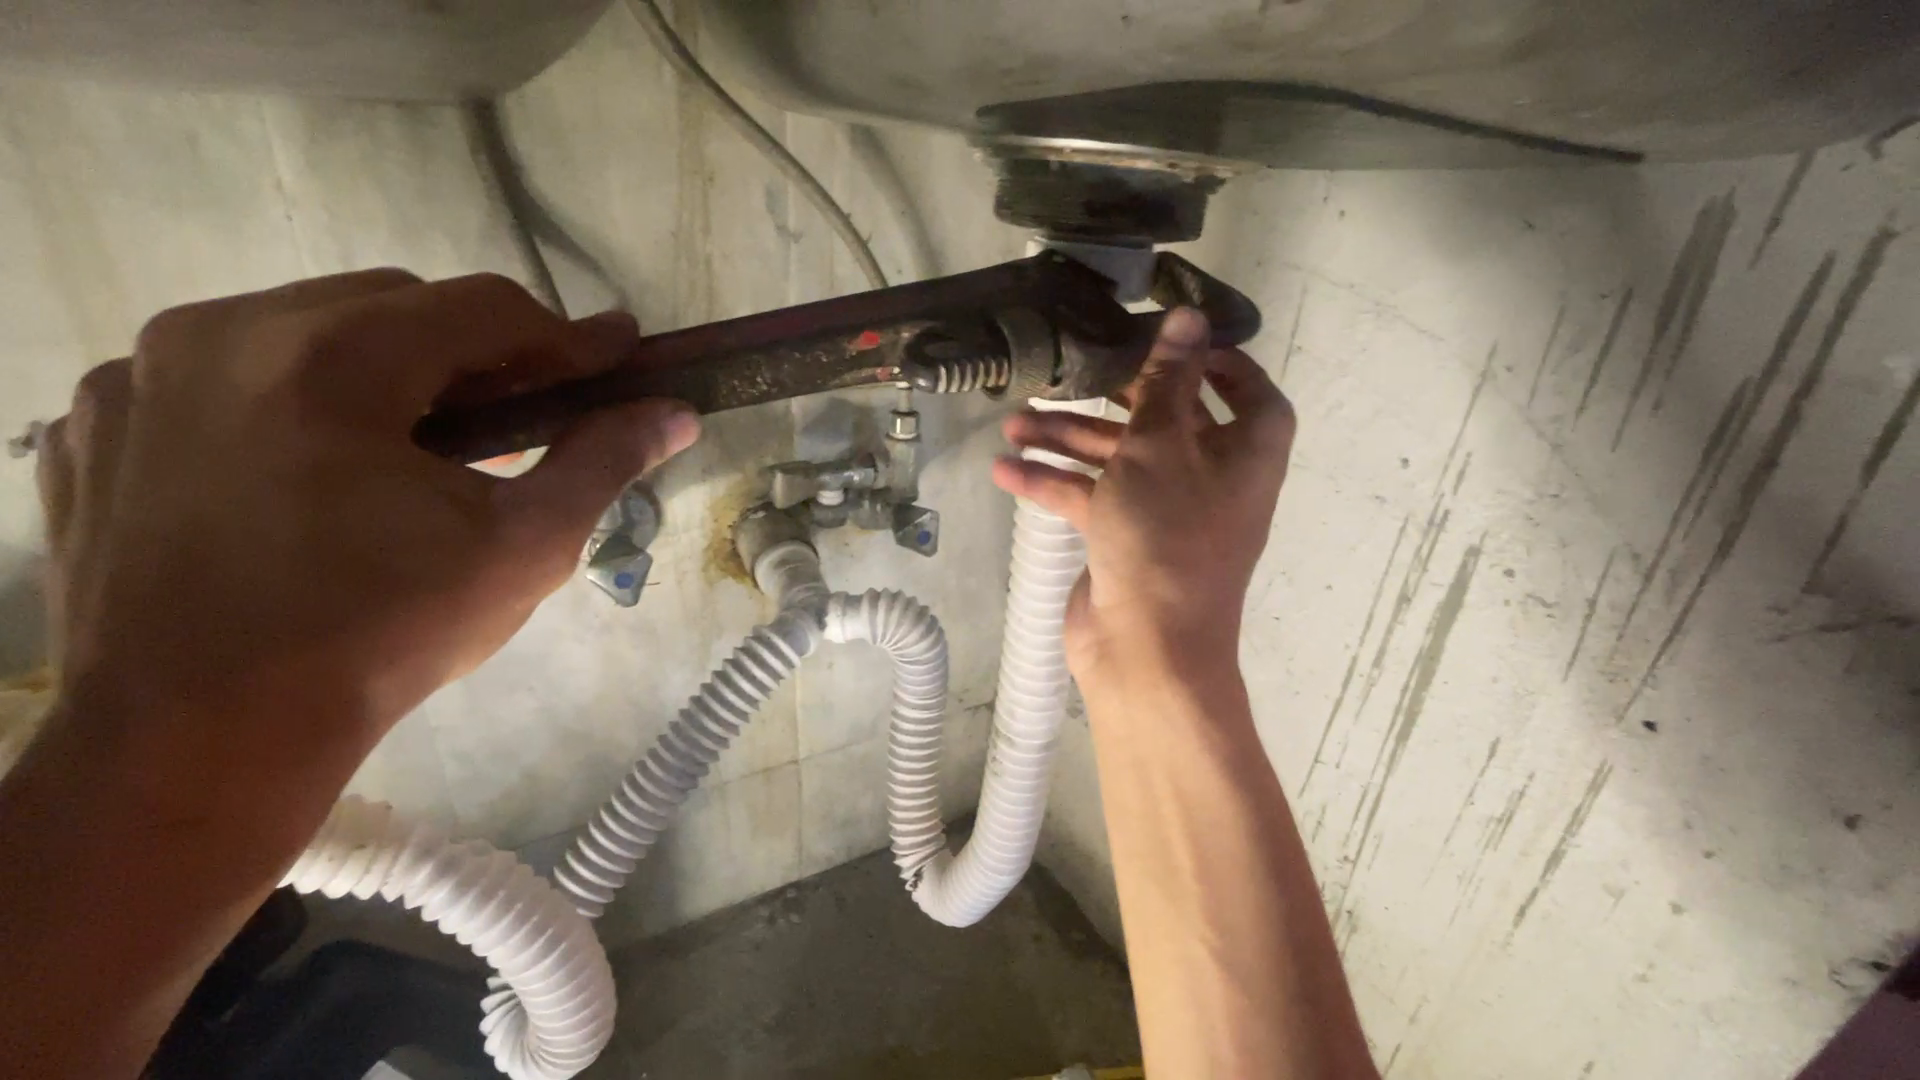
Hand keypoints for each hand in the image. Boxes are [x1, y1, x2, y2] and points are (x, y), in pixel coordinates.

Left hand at [35, 270, 698, 747]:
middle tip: (527, 414)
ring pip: (306, 330)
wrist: (200, 745)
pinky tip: (326, 468)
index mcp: (329, 359)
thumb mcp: (523, 546)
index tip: (621, 356)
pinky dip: (296, 400)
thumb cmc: (384, 637)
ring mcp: (140, 376)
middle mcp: (220, 335)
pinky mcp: (93, 424)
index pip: (482, 308)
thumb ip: (604, 461)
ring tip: (431, 442)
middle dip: (477, 353)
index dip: (566, 334)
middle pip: (393, 304)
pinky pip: (225, 377)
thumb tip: (677, 414)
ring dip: (389, 369)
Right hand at [992, 307, 1295, 686]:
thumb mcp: (1160, 446)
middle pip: (1167, 420)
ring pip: (1120, 459)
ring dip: (1069, 440)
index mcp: (1245, 452)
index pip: (1248, 391)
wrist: (1146, 648)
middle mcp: (1211, 477)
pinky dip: (1055, 484)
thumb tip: (1188, 317)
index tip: (1171, 339)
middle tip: (1075, 371)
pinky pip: (1093, 498)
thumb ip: (1167, 381)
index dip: (1217, 361)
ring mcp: (1167, 511)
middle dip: (1114, 398)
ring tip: (1011, 425)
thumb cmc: (1165, 536)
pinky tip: (1006, 471)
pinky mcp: (1126, 540)